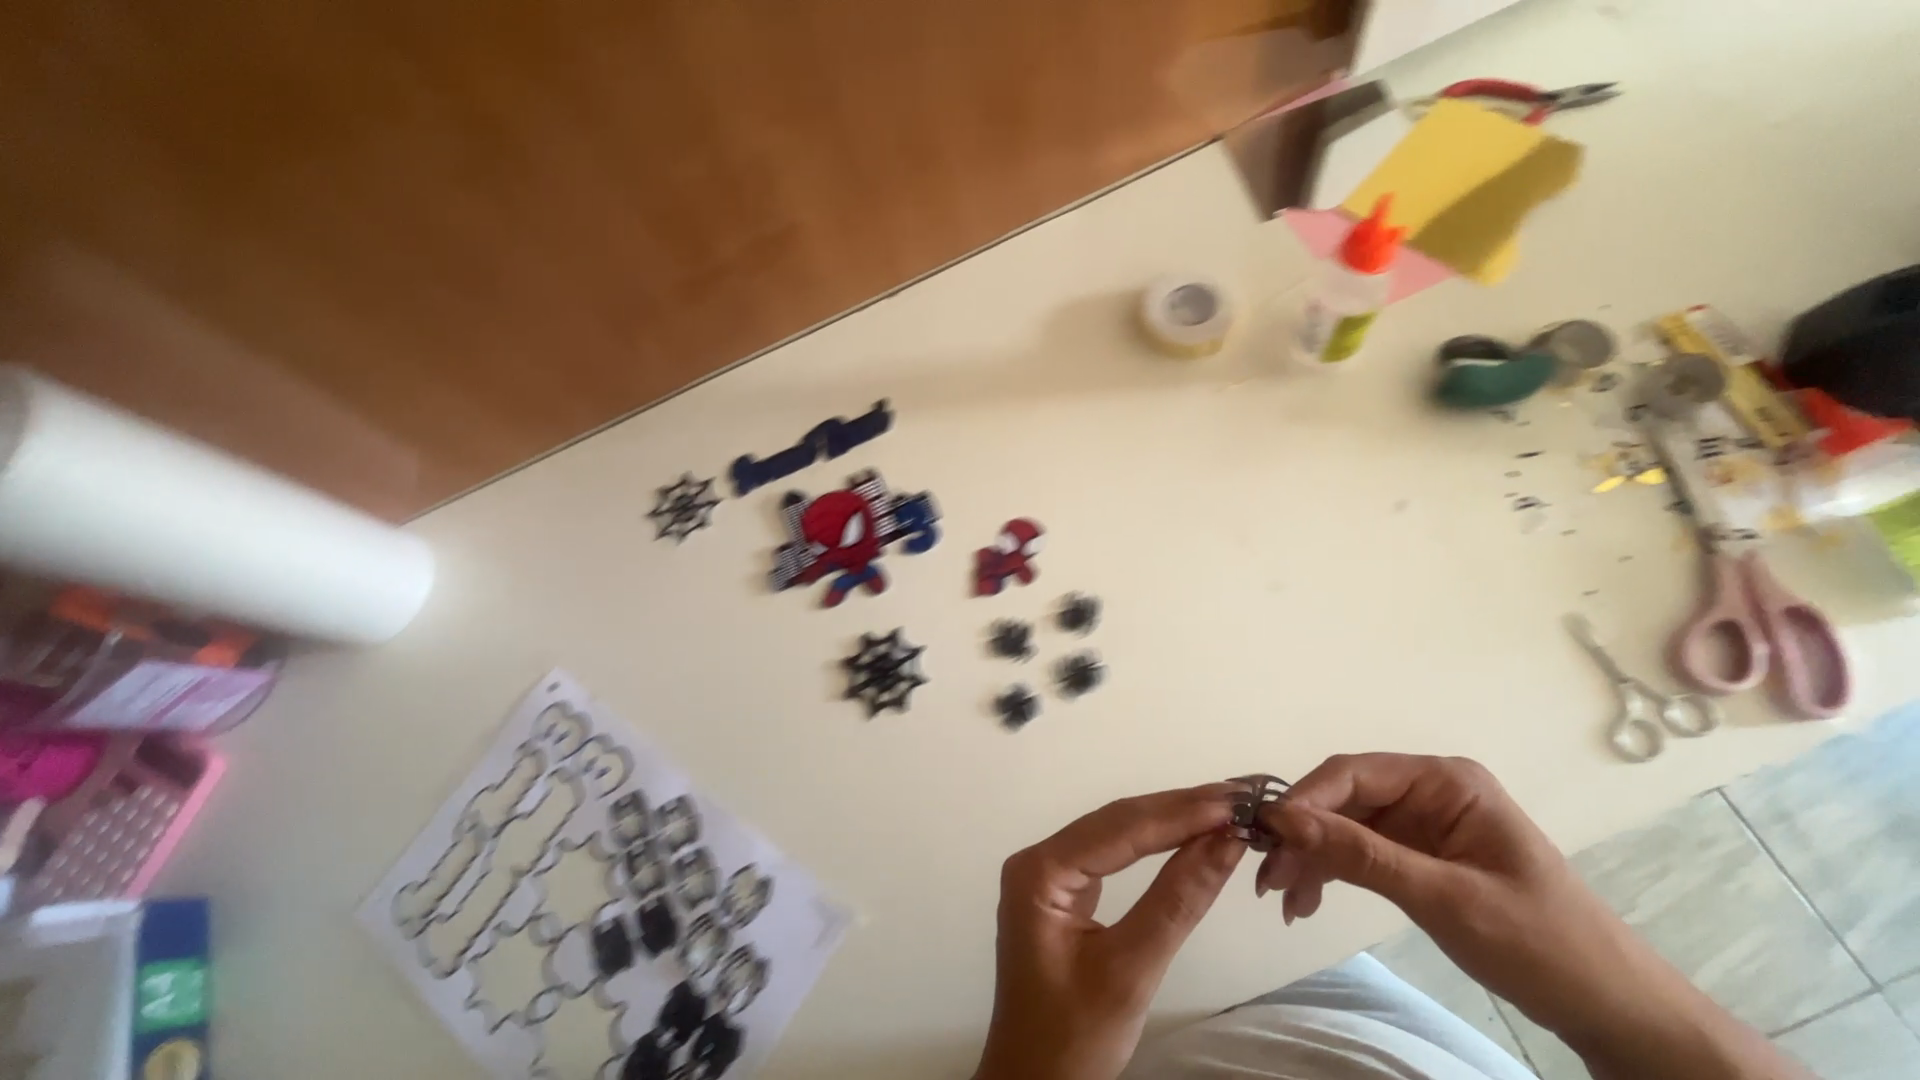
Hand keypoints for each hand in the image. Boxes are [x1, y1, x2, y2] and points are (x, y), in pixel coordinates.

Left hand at [974, 784, 1244, 1079]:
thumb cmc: (1073, 1037)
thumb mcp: (1130, 971)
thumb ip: (1177, 901)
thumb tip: (1227, 842)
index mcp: (1038, 872)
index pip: (1119, 827)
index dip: (1181, 812)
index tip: (1236, 802)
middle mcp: (1038, 860)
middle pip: (1117, 822)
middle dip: (1179, 809)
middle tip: (1241, 798)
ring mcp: (1048, 874)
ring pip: (1117, 833)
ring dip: (1171, 822)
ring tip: (1227, 809)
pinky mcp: (1063, 892)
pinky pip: (1113, 855)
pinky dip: (1155, 846)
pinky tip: (1190, 838)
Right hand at [1253, 754, 1805, 1079]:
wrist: (1607, 1005)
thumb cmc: (1538, 942)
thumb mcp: (1444, 897)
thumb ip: (1362, 854)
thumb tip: (1284, 818)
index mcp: (1445, 781)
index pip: (1353, 773)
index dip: (1304, 799)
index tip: (1264, 835)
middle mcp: (1429, 792)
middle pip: (1343, 800)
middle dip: (1302, 837)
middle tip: (1267, 879)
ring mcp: (1423, 824)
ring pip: (1344, 827)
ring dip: (1310, 859)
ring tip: (1283, 899)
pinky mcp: (1419, 855)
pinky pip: (1360, 853)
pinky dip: (1330, 874)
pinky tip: (1307, 902)